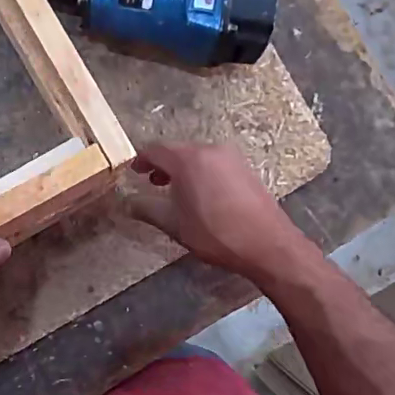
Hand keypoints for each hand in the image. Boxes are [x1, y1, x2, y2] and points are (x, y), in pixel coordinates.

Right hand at [124, 142, 317, 282]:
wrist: (267, 244)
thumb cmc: (216, 234)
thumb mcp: (175, 225)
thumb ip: (147, 209)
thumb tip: (127, 204)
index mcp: (188, 160)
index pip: (156, 150)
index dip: (141, 160)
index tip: (134, 171)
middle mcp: (210, 150)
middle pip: (178, 151)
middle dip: (162, 165)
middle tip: (152, 182)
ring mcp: (231, 157)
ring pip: (197, 156)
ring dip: (182, 169)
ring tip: (175, 190)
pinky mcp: (245, 168)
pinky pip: (214, 163)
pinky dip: (201, 172)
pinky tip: (200, 194)